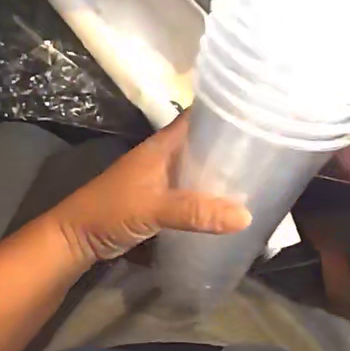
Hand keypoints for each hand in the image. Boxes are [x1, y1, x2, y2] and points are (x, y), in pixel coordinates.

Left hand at [48, 119, 251, 263]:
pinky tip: (230, 209)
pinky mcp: (161, 202)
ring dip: (223, 175)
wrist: (76, 239)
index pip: (200, 117)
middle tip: (272, 155)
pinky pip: (193, 194)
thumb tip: (245, 216)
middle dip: (234, 148)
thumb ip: (195, 211)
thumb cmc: (110, 211)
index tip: (263, 115)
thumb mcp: (154, 208)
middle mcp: (165, 157)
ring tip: (260, 181)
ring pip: (200, 170)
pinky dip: (210, 198)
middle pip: (205, 144)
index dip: (228, 111)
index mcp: (162, 146)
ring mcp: (163, 180)